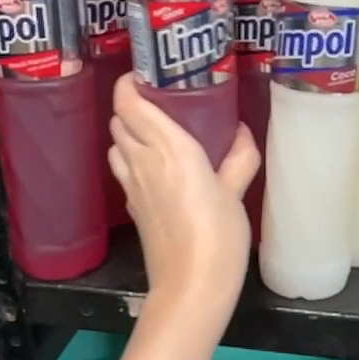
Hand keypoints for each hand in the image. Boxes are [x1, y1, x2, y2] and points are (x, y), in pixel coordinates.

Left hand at [107, 75, 258, 308]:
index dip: (130, 83)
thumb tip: (241, 131)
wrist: (191, 287)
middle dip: (133, 105)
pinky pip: (124, 169)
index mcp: (169, 148)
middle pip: (119, 120)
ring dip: (129, 132)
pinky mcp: (133, 207)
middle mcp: (142, 161)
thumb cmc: (218, 237)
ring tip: (158, 130)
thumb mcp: (235, 193)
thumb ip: (238, 157)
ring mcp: (133, 186)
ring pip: (117, 144)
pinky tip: (157, 166)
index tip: (148, 72)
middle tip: (162, 99)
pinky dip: (133, 158)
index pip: (129, 103)